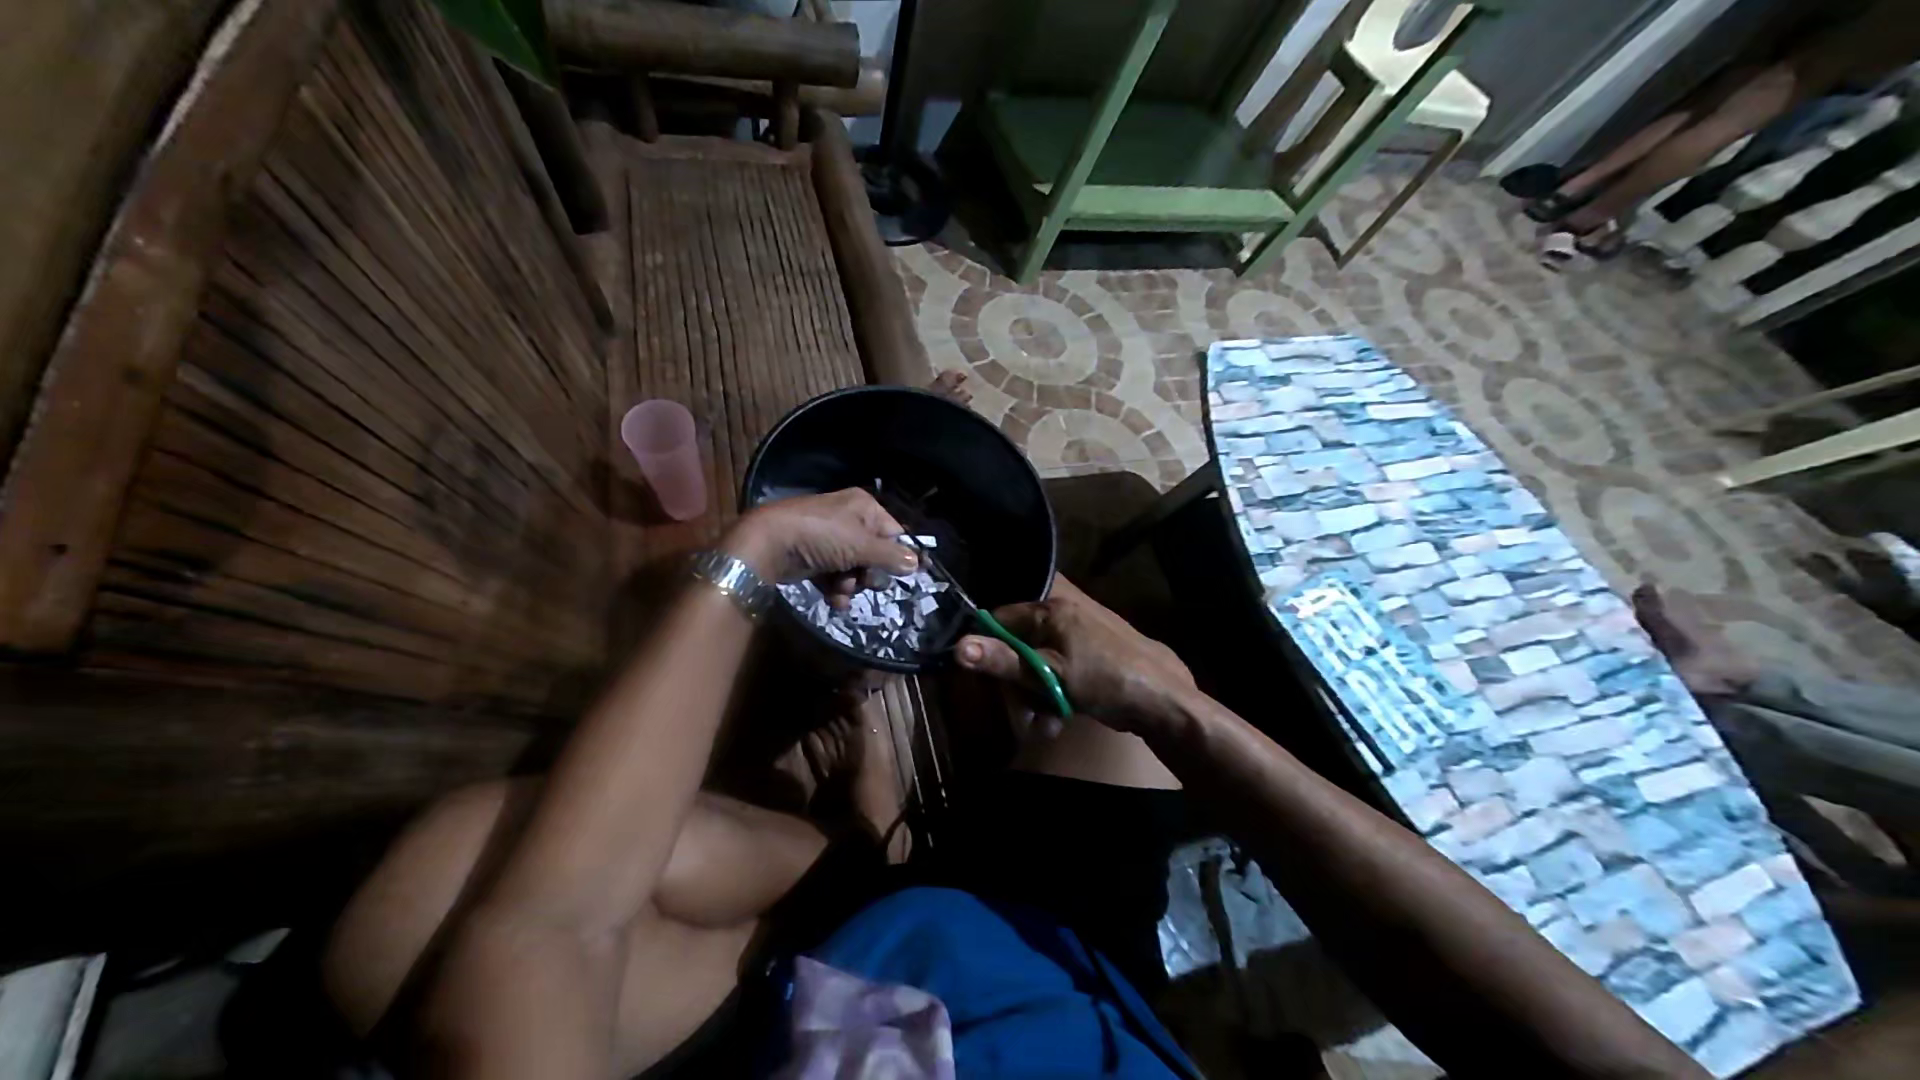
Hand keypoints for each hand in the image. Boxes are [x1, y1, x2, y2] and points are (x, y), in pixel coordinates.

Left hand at [723, 489, 917, 598]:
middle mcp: (849, 520)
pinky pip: (835, 576)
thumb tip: (917, 563)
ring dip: (852, 585)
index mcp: (864, 507)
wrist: (768, 542)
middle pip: (875, 554)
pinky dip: (836, 589)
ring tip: (841, 590)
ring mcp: (830, 539)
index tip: (907, 577)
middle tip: (865, 582)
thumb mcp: (861, 545)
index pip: (894, 532)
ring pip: (854, 569)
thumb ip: (891, 556)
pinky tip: (834, 600)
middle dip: (870, 573)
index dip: (900, 555)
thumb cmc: (821, 536)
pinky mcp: (814, 558)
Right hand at [954, 576, 1195, 735]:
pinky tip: (1061, 715)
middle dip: (1018, 682)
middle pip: (1019, 644)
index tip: (991, 680)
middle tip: (1025, 712)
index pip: (1000, 619)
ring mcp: (1081, 632)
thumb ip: (1004, 661)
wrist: (1164, 698)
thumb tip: (958, 647)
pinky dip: (1056, 691)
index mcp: (1051, 608)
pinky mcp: (1092, 652)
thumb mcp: (1048, 674)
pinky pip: (1059, 668)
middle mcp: (1065, 613)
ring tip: (1046, 720)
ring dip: (1036, 693)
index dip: (991, 649)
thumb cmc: (1103, 679)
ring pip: (1039, 661)